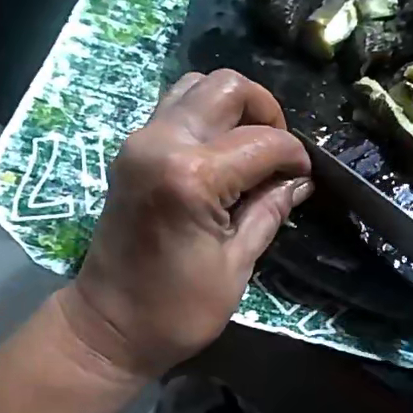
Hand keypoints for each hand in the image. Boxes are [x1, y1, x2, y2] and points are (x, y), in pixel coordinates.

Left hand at [58, 69, 310, 380]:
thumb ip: (269, 211)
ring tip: (251, 149)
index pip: (263, 141)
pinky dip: (208, 117)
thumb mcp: (238, 264)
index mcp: (191, 177)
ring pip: (199, 86)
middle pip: (227, 87)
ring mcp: (141, 141)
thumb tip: (299, 181)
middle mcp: (162, 143)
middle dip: (266, 112)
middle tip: (278, 154)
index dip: (294, 156)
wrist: (108, 326)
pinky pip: (178, 107)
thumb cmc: (178, 308)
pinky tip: (224, 153)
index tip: (304, 178)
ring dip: (234, 109)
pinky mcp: (133, 149)